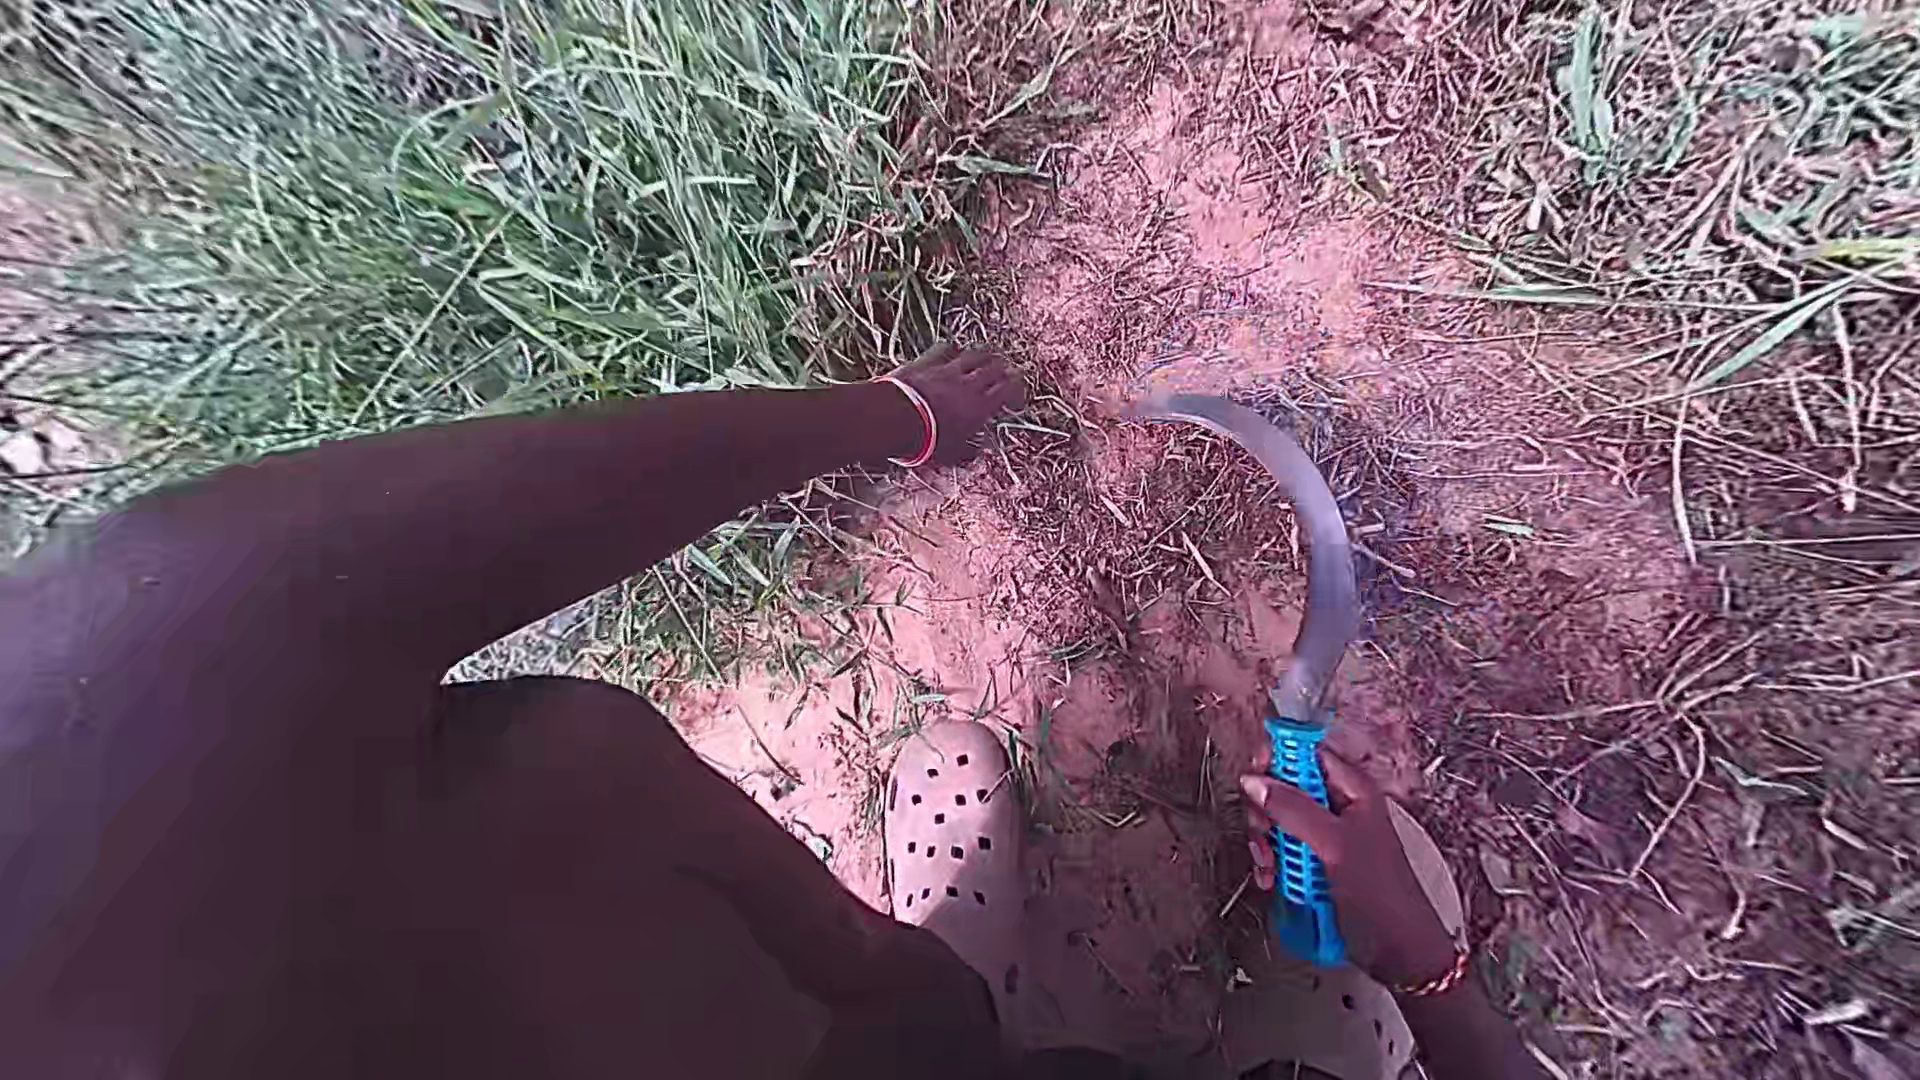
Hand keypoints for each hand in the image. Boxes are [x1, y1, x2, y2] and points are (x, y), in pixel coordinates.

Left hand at [890, 342, 1022, 465]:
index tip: (1016, 391)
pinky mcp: (929, 361)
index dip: (1016, 388)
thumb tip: (976, 455)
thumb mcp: (951, 454)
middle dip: (1003, 369)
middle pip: (995, 368)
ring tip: (988, 355)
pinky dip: (952, 348)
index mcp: (980, 408)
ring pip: (974, 354)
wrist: (896, 419)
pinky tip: (952, 349)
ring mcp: (949, 369)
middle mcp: (969, 384)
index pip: (1008, 390)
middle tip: (1005, 371)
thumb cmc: (925, 441)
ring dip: (984, 354)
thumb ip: (967, 452)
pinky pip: (945, 348)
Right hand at [1240, 748, 1456, 986]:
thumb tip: (1252, 780)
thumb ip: (1293, 809)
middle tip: (1265, 829)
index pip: (1305, 750)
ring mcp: (1320, 830)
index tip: (1257, 770)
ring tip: (1270, 864)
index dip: (1278, 754)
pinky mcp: (1309, 855)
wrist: (1399, 958)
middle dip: (1264, 806)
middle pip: (1280, 782)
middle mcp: (1334, 803)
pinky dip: (1268, 858)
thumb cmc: (1384, 898)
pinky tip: (1271, 876)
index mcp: (1351, 788)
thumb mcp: (1336, 846)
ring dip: (1264, 839)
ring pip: (1273, 813)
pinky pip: (1275, 843)